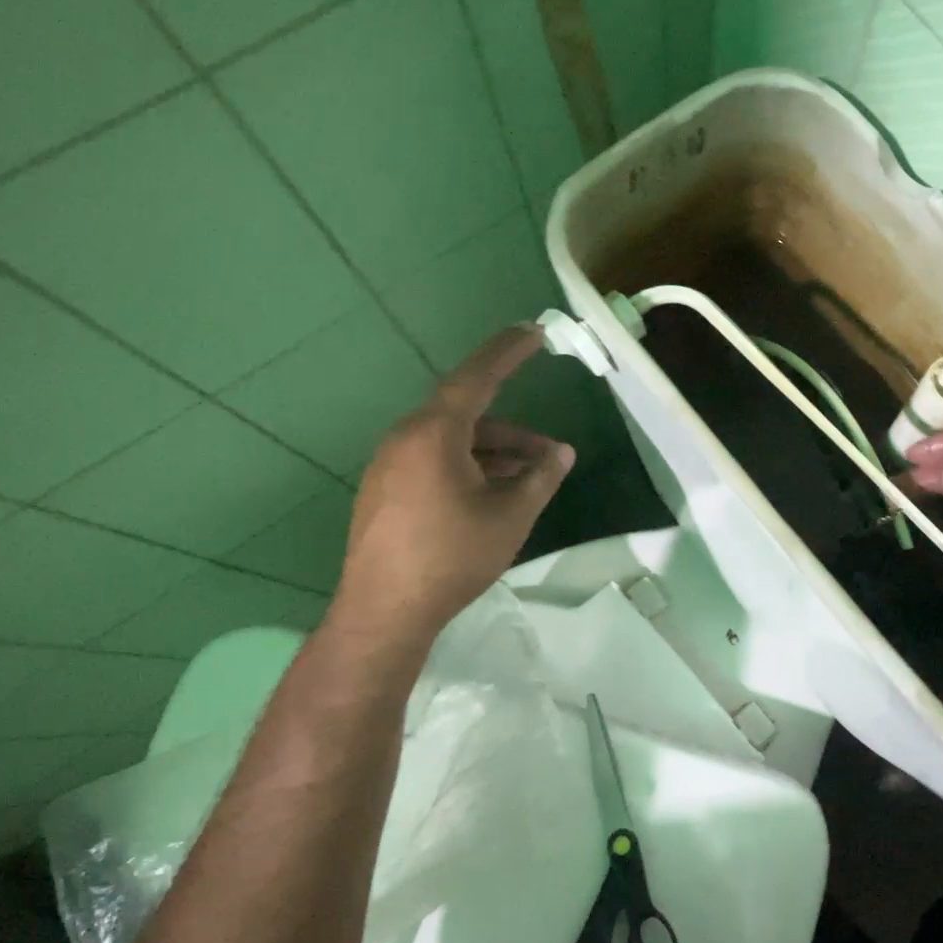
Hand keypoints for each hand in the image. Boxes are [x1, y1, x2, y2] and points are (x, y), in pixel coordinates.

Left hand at [333, 326, 574, 635]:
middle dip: (512, 433)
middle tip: (550, 453)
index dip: (507, 353)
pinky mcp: (382, 493)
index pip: (476, 378)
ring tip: (528, 480)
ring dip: (492, 455)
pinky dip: (467, 469)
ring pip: (450, 444)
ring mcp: (388, 466)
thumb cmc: (453, 556)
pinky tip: (491, 497)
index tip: (533, 332)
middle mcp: (405, 439)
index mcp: (434, 434)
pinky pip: (431, 464)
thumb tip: (560, 453)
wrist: (385, 609)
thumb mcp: (510, 516)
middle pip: (466, 417)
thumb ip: (540, 477)